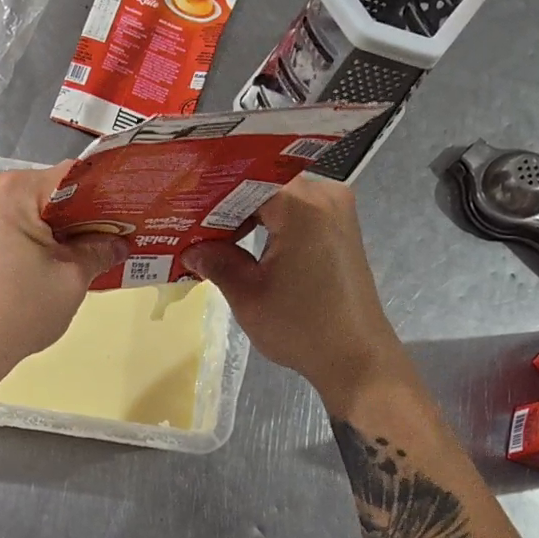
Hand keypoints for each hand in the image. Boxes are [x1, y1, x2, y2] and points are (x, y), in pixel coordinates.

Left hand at [0, 162, 128, 386]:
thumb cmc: (19, 315)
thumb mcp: (71, 281)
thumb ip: (98, 251)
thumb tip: (119, 242)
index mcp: (11, 190)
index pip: (71, 178)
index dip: (102, 197)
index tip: (123, 216)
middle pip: (45, 190)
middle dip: (74, 215)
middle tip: (103, 239)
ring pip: (24, 204)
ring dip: (49, 225)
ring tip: (74, 252)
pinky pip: (4, 218)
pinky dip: (25, 233)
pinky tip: (42, 259)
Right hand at [179, 176, 409, 407]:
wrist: (355, 356)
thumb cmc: (300, 327)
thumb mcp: (247, 296)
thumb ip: (217, 262)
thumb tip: (190, 248)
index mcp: (301, 206)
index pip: (245, 180)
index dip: (210, 193)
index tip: (182, 207)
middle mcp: (325, 195)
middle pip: (263, 184)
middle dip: (226, 203)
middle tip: (189, 220)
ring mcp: (337, 210)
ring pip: (280, 198)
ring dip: (247, 214)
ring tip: (210, 234)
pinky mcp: (340, 229)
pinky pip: (297, 213)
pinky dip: (269, 224)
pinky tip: (243, 243)